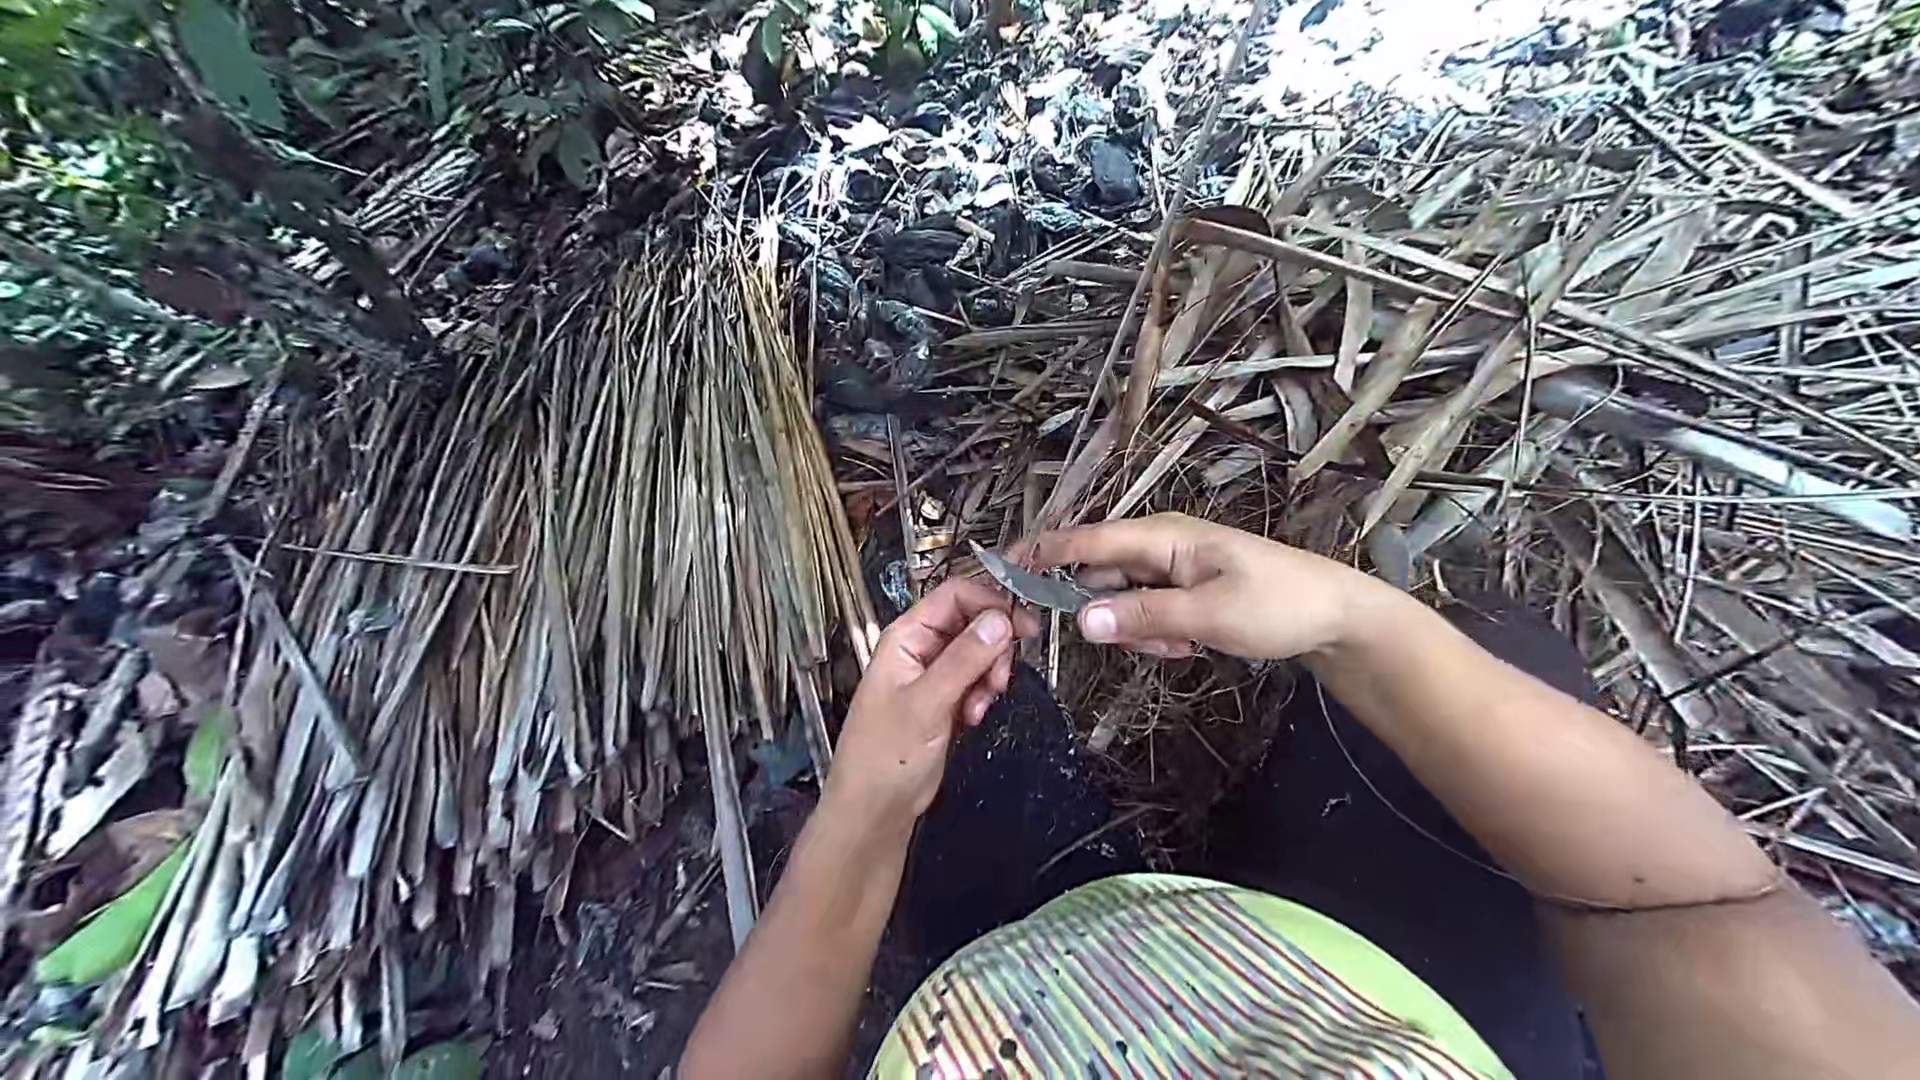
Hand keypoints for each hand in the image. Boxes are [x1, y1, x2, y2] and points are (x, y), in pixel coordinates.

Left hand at [825, 578, 1038, 824]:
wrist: (876, 808)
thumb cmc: (883, 756)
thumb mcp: (926, 703)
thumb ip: (964, 660)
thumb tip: (999, 621)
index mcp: (907, 636)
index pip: (955, 596)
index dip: (991, 603)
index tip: (1021, 624)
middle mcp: (921, 648)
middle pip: (973, 622)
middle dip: (994, 647)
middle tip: (999, 677)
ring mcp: (935, 673)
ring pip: (980, 652)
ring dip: (990, 675)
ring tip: (979, 704)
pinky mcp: (946, 697)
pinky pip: (977, 679)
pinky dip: (984, 694)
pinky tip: (973, 716)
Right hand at [1030, 512, 1405, 660]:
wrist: (1338, 617)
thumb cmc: (1277, 603)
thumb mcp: (1207, 614)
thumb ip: (1141, 616)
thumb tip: (1080, 620)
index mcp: (1161, 536)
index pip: (1086, 540)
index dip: (1043, 552)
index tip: (1004, 568)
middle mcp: (1159, 544)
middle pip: (1101, 575)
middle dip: (1109, 612)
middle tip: (1147, 642)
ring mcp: (1170, 566)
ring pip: (1122, 597)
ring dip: (1139, 628)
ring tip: (1182, 642)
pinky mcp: (1182, 587)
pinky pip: (1146, 609)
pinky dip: (1157, 631)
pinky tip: (1189, 641)